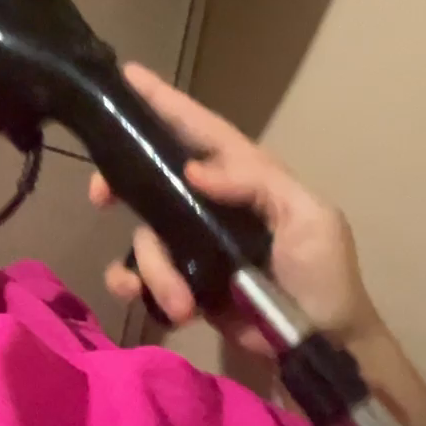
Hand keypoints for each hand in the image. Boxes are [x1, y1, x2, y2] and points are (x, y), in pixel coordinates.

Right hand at [91, 63, 382, 352]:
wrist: (322, 349)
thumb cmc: (324, 276)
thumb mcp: (310, 218)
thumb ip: (256, 183)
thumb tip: (192, 169)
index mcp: (244, 176)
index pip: (199, 128)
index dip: (164, 101)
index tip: (127, 75)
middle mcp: (210, 201)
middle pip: (149, 177)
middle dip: (119, 183)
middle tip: (101, 197)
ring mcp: (193, 242)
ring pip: (144, 237)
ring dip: (153, 269)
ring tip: (181, 302)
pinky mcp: (183, 281)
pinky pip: (141, 275)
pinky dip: (138, 287)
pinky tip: (157, 306)